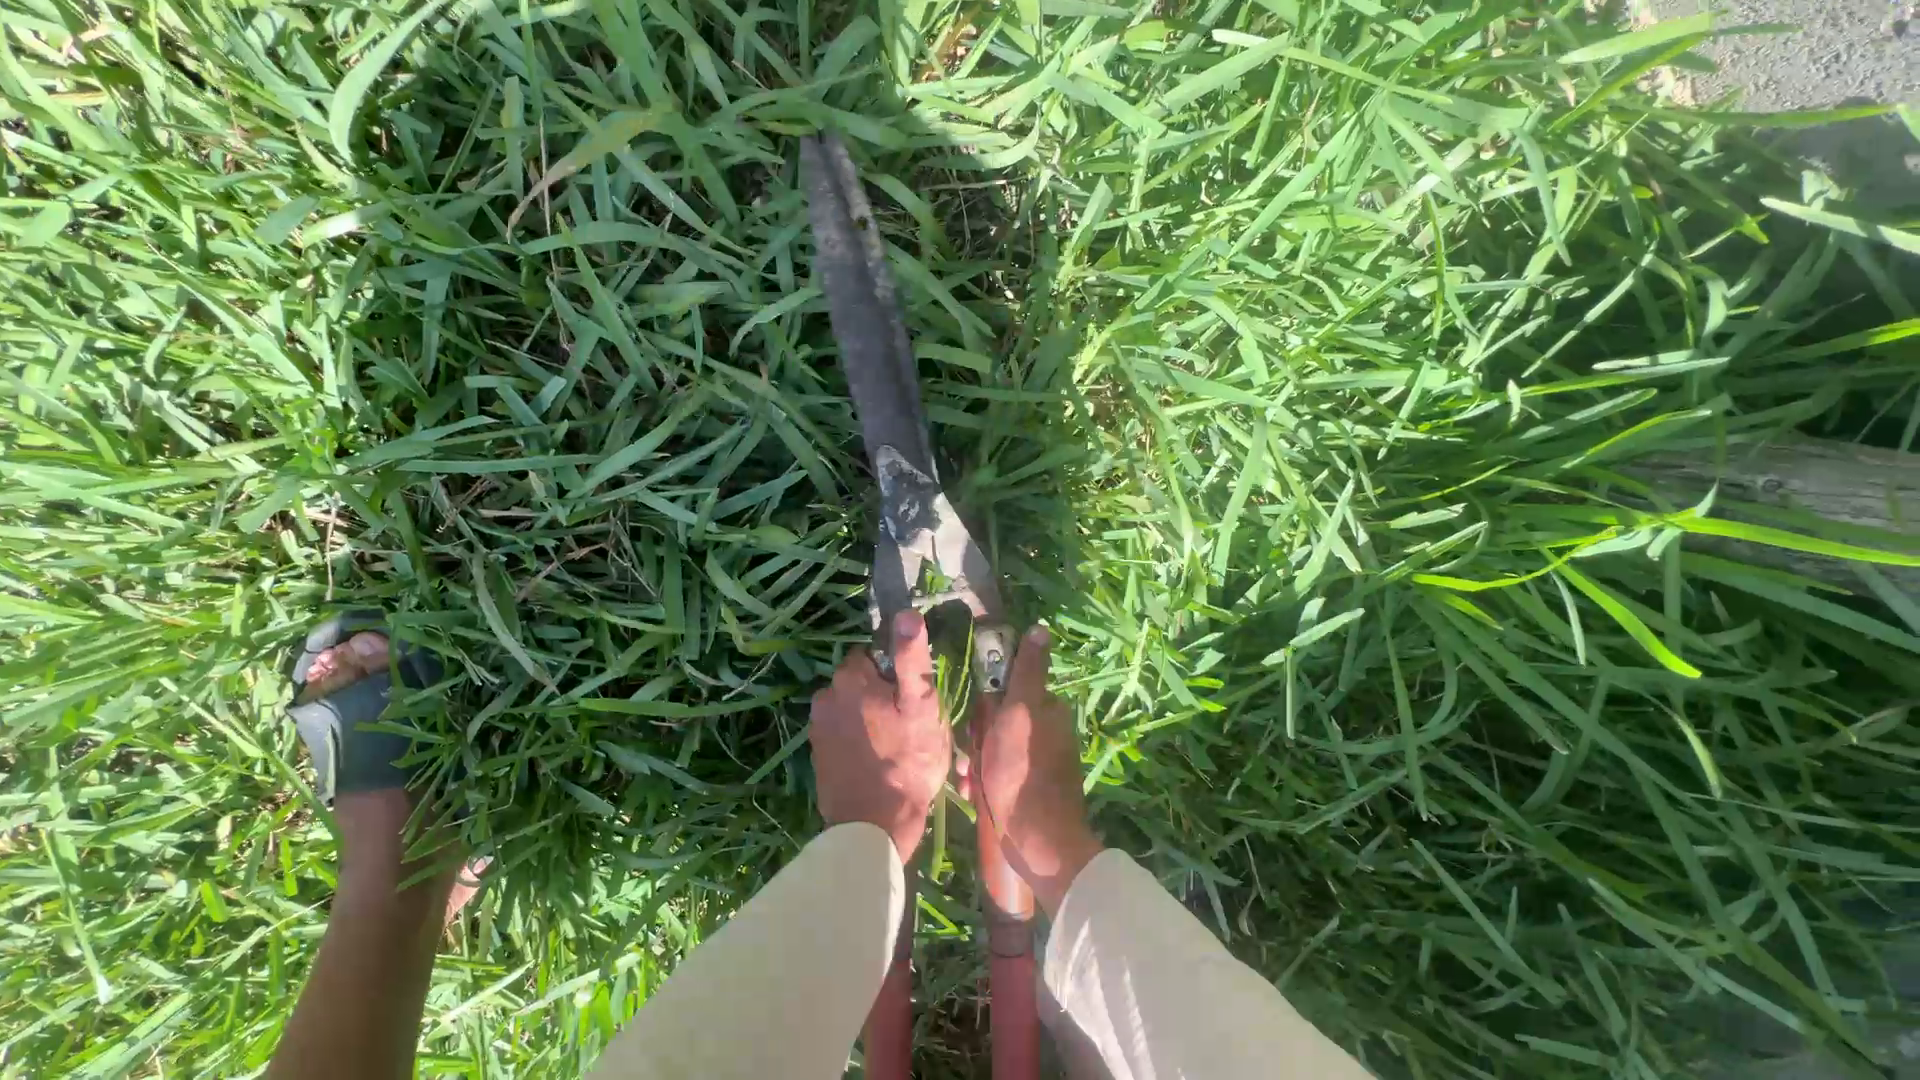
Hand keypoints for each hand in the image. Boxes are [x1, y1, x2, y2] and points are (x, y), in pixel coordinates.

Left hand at [810, 610, 951, 860]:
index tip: (915, 699)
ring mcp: (818, 728)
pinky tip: (882, 762)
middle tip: (912, 725)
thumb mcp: (920, 705)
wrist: (874, 825)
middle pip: (864, 682)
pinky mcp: (819, 755)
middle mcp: (825, 696)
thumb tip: (906, 614)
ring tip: (900, 747)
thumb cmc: (906, 761)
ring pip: (856, 709)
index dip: (898, 674)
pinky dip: (863, 741)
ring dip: (874, 720)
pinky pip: (847, 734)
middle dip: (885, 696)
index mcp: (848, 678)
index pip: (876, 654)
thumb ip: (912, 658)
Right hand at [964, 626, 1101, 915]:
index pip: (1007, 690)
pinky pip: (997, 773)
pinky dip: (983, 781)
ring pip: (993, 748)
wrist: (1038, 842)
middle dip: (977, 736)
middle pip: (997, 719)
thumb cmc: (1022, 772)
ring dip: (976, 760)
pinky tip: (973, 793)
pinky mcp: (1028, 788)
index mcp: (1047, 710)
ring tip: (968, 779)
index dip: (986, 702)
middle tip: (968, 754)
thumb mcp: (1021, 712)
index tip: (973, 718)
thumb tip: (1040, 629)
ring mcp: (1037, 762)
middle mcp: (1046, 732)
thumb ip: (1028, 672)